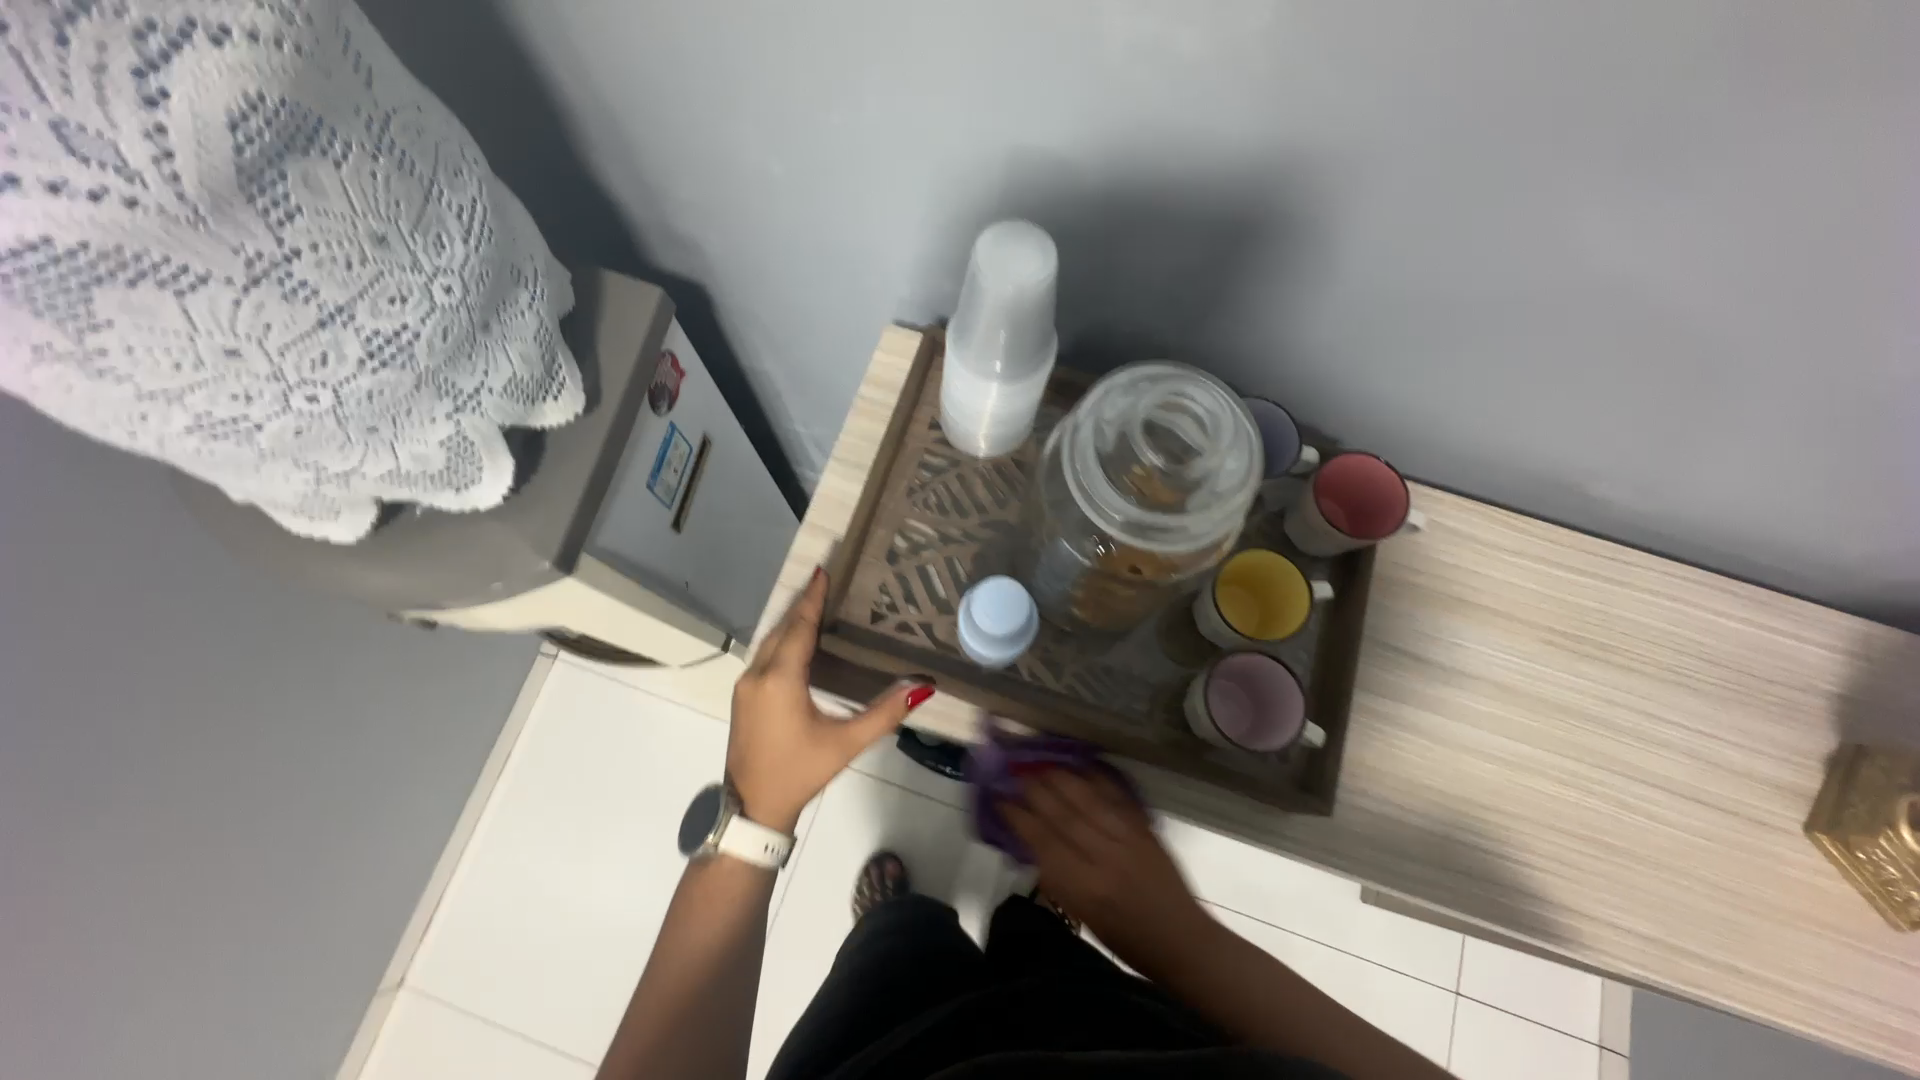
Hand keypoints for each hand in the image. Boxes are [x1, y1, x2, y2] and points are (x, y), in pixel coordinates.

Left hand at [728, 567, 933, 832]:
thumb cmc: (800, 772)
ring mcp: (746, 686)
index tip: (824, 569)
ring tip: (816, 604)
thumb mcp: (846, 743)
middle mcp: (758, 675)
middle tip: (826, 581)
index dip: (813, 598)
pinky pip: (764, 656)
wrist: (753, 808)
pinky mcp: (743, 698)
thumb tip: (923, 687)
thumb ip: (884, 713)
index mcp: (781, 678)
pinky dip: (782, 640)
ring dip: (791, 622)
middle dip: (802, 604)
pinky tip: (798, 640)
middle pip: (782, 629)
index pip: (799, 626)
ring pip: (769, 641)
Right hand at [1001, 769, 1208, 961]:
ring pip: (1089, 800)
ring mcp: (1128, 840)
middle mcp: (1105, 859)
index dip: (1019, 817)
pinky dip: (1098, 779)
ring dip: (1061, 778)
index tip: (1000, 799)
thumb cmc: (1125, 939)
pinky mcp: (1146, 830)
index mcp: (1085, 888)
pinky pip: (1118, 797)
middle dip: (1036, 790)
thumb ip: (1057, 878)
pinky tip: (1081, 766)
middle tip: (1015, 772)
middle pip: (1064, 815)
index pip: (1044, 842)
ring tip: (1040, 763)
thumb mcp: (1081, 916)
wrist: (1181, 941)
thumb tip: (1031, 843)